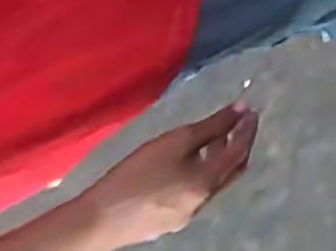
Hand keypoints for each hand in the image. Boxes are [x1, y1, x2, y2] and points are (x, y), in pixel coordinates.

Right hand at [77, 102, 256, 246]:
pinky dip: (202, 174)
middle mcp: (202, 202)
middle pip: (234, 168)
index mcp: (210, 182)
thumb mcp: (178, 141)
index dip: (248, 127)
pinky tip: (188, 164)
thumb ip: (215, 124)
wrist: (85, 226)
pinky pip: (195, 194)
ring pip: (215, 182)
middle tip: (239, 124)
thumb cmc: (135, 178)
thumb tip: (241, 108)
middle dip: (240, 143)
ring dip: (220, 159)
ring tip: (214, 139)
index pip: (242, 149)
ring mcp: (182, 217)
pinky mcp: (162, 224)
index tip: (251, 110)